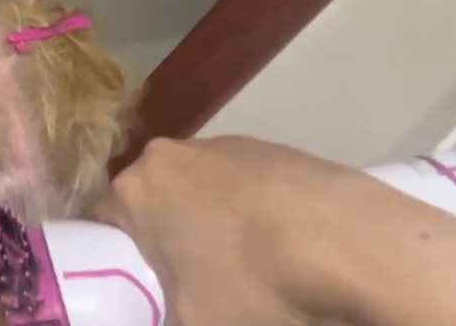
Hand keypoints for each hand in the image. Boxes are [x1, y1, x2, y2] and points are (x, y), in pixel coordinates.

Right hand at [95, 137, 383, 324]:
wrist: (351, 242)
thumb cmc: (254, 283)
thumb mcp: (197, 324)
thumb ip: (168, 318)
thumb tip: (174, 316)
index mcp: (135, 188)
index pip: (104, 218)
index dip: (121, 255)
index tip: (144, 285)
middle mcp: (168, 155)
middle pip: (155, 200)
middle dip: (173, 239)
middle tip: (200, 284)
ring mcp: (221, 146)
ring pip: (202, 190)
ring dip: (216, 225)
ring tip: (256, 269)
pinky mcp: (270, 149)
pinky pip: (247, 186)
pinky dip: (259, 215)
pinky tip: (291, 250)